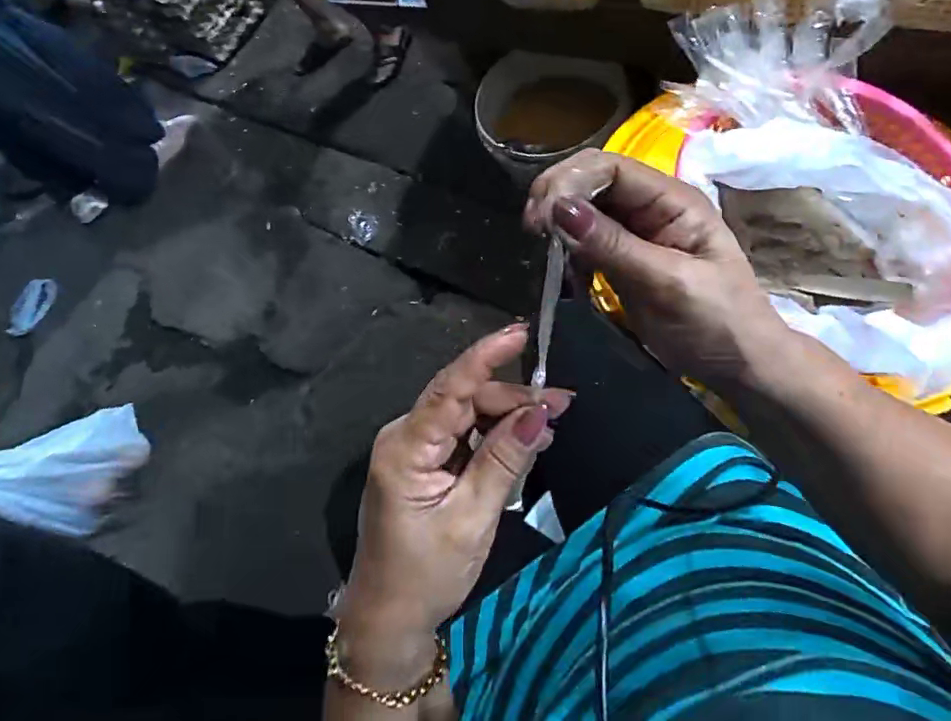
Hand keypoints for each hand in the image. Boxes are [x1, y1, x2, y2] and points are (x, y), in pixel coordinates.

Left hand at [341, 326, 573, 644]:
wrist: (389, 618)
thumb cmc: (427, 573)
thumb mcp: (473, 518)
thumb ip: (505, 460)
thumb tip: (540, 413)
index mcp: (406, 447)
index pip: (449, 388)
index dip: (485, 357)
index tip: (519, 333)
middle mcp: (404, 435)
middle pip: (463, 399)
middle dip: (511, 396)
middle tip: (561, 403)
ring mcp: (412, 447)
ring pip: (465, 414)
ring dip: (506, 415)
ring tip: (550, 422)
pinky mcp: (422, 461)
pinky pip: (462, 434)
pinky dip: (493, 435)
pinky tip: (525, 438)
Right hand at [524, 149, 786, 385]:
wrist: (741, 367)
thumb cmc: (718, 322)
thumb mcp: (668, 283)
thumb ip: (614, 246)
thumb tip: (559, 209)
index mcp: (672, 200)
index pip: (611, 167)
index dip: (571, 181)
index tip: (542, 215)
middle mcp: (650, 206)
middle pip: (591, 180)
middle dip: (557, 196)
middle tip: (532, 229)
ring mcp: (635, 232)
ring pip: (582, 208)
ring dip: (557, 222)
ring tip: (540, 248)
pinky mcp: (621, 258)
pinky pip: (583, 239)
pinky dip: (564, 249)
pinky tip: (559, 268)